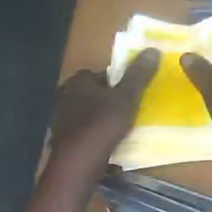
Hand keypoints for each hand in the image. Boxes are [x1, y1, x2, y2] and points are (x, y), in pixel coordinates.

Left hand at [47, 49, 158, 177]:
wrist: (79, 162)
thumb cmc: (102, 124)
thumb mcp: (127, 97)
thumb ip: (138, 75)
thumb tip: (152, 49)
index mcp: (78, 81)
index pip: (100, 74)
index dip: (118, 81)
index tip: (132, 92)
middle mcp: (64, 96)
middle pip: (92, 93)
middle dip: (107, 100)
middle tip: (128, 111)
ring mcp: (59, 119)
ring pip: (85, 114)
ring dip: (99, 119)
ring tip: (119, 129)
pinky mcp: (60, 140)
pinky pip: (81, 133)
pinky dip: (92, 136)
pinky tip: (105, 145)